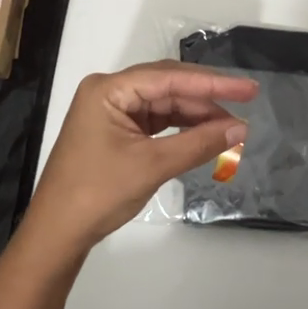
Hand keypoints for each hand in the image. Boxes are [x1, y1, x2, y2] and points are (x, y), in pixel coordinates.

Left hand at [26, 62, 257, 252]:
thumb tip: (241, 128)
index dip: (212, 82)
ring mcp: (111, 111)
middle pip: (166, 86)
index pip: (169, 78)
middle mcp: (109, 92)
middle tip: (247, 101)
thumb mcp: (152, 165)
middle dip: (206, 97)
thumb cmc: (99, 192)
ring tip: (232, 126)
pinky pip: (155, 121)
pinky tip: (206, 134)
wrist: (58, 230)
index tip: (249, 88)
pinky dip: (181, 128)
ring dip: (196, 114)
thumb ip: (198, 143)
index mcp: (108, 89)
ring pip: (163, 104)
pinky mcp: (116, 131)